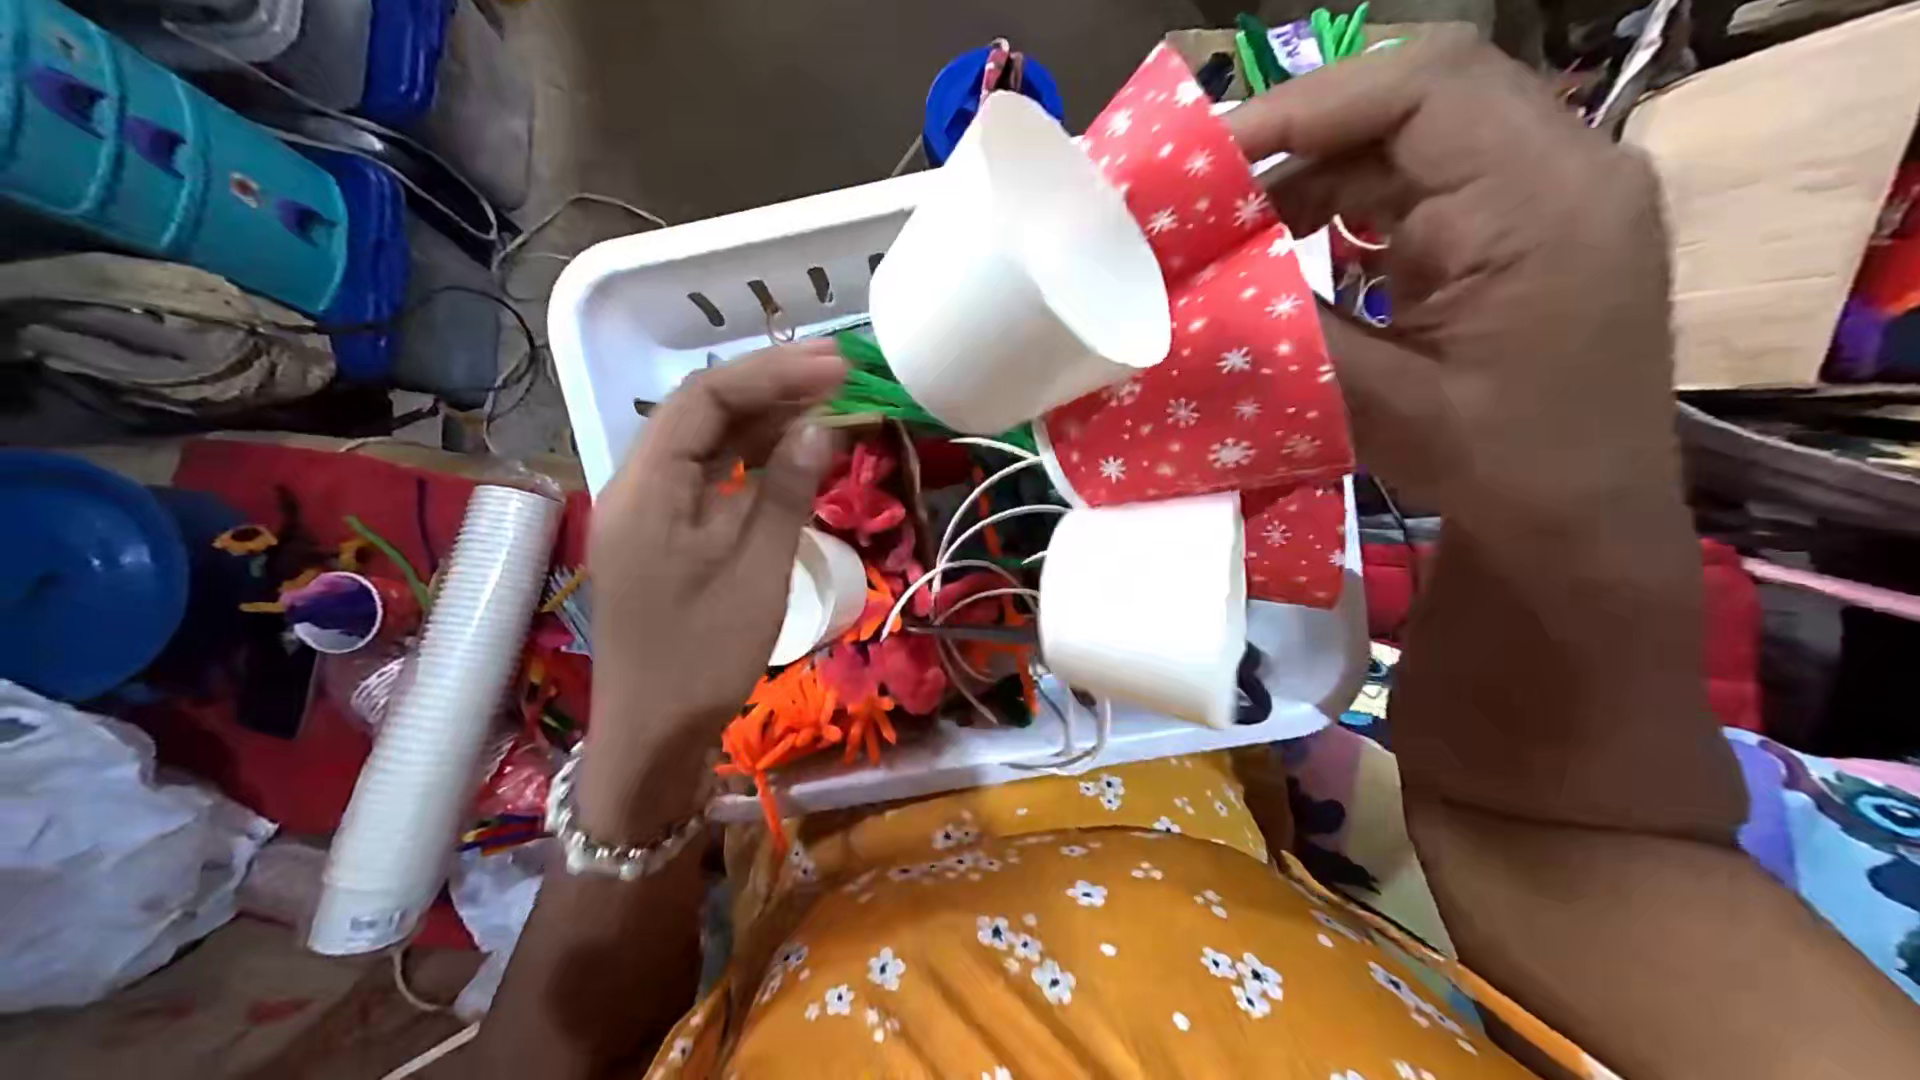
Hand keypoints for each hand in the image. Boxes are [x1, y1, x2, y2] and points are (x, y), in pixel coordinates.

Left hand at [586, 343, 843, 737]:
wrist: (653, 733)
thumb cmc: (704, 659)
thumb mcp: (758, 573)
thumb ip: (786, 492)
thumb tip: (820, 426)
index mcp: (647, 488)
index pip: (705, 399)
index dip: (773, 373)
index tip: (837, 366)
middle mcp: (637, 484)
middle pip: (702, 410)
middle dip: (771, 386)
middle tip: (840, 373)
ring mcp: (648, 508)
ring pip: (706, 441)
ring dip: (764, 419)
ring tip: (827, 402)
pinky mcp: (664, 531)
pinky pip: (708, 476)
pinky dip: (751, 458)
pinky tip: (792, 451)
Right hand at [1228, 34, 1678, 521]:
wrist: (1580, 517)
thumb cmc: (1497, 467)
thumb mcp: (1381, 402)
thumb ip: (1295, 329)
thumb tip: (1204, 287)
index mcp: (1543, 204)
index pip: (1424, 93)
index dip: (1306, 107)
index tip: (1214, 158)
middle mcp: (1560, 173)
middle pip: (1419, 98)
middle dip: (1302, 136)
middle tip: (1213, 190)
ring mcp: (1543, 197)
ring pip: (1415, 138)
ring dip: (1319, 172)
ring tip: (1241, 222)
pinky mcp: (1517, 229)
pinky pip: (1424, 184)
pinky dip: (1348, 203)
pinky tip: (1297, 242)